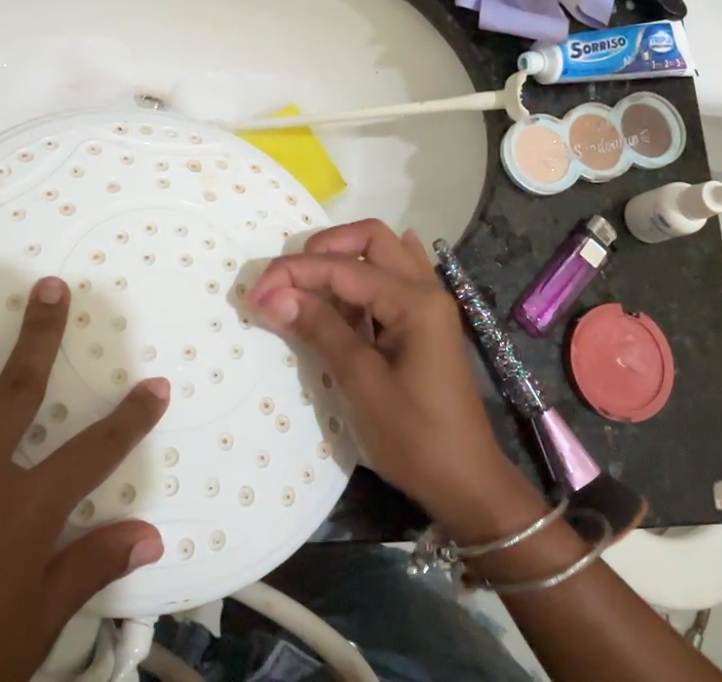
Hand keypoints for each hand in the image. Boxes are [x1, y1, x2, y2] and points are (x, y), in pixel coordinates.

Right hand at [246, 220, 525, 526]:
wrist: (466, 481)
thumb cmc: (415, 437)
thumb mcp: (361, 384)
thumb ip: (321, 330)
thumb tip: (274, 296)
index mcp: (415, 301)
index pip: (344, 267)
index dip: (295, 273)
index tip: (255, 295)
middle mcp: (427, 290)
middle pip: (372, 238)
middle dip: (323, 250)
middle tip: (286, 282)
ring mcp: (430, 305)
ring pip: (384, 255)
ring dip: (342, 262)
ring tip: (306, 293)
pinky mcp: (426, 324)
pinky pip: (395, 280)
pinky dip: (364, 277)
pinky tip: (345, 289)